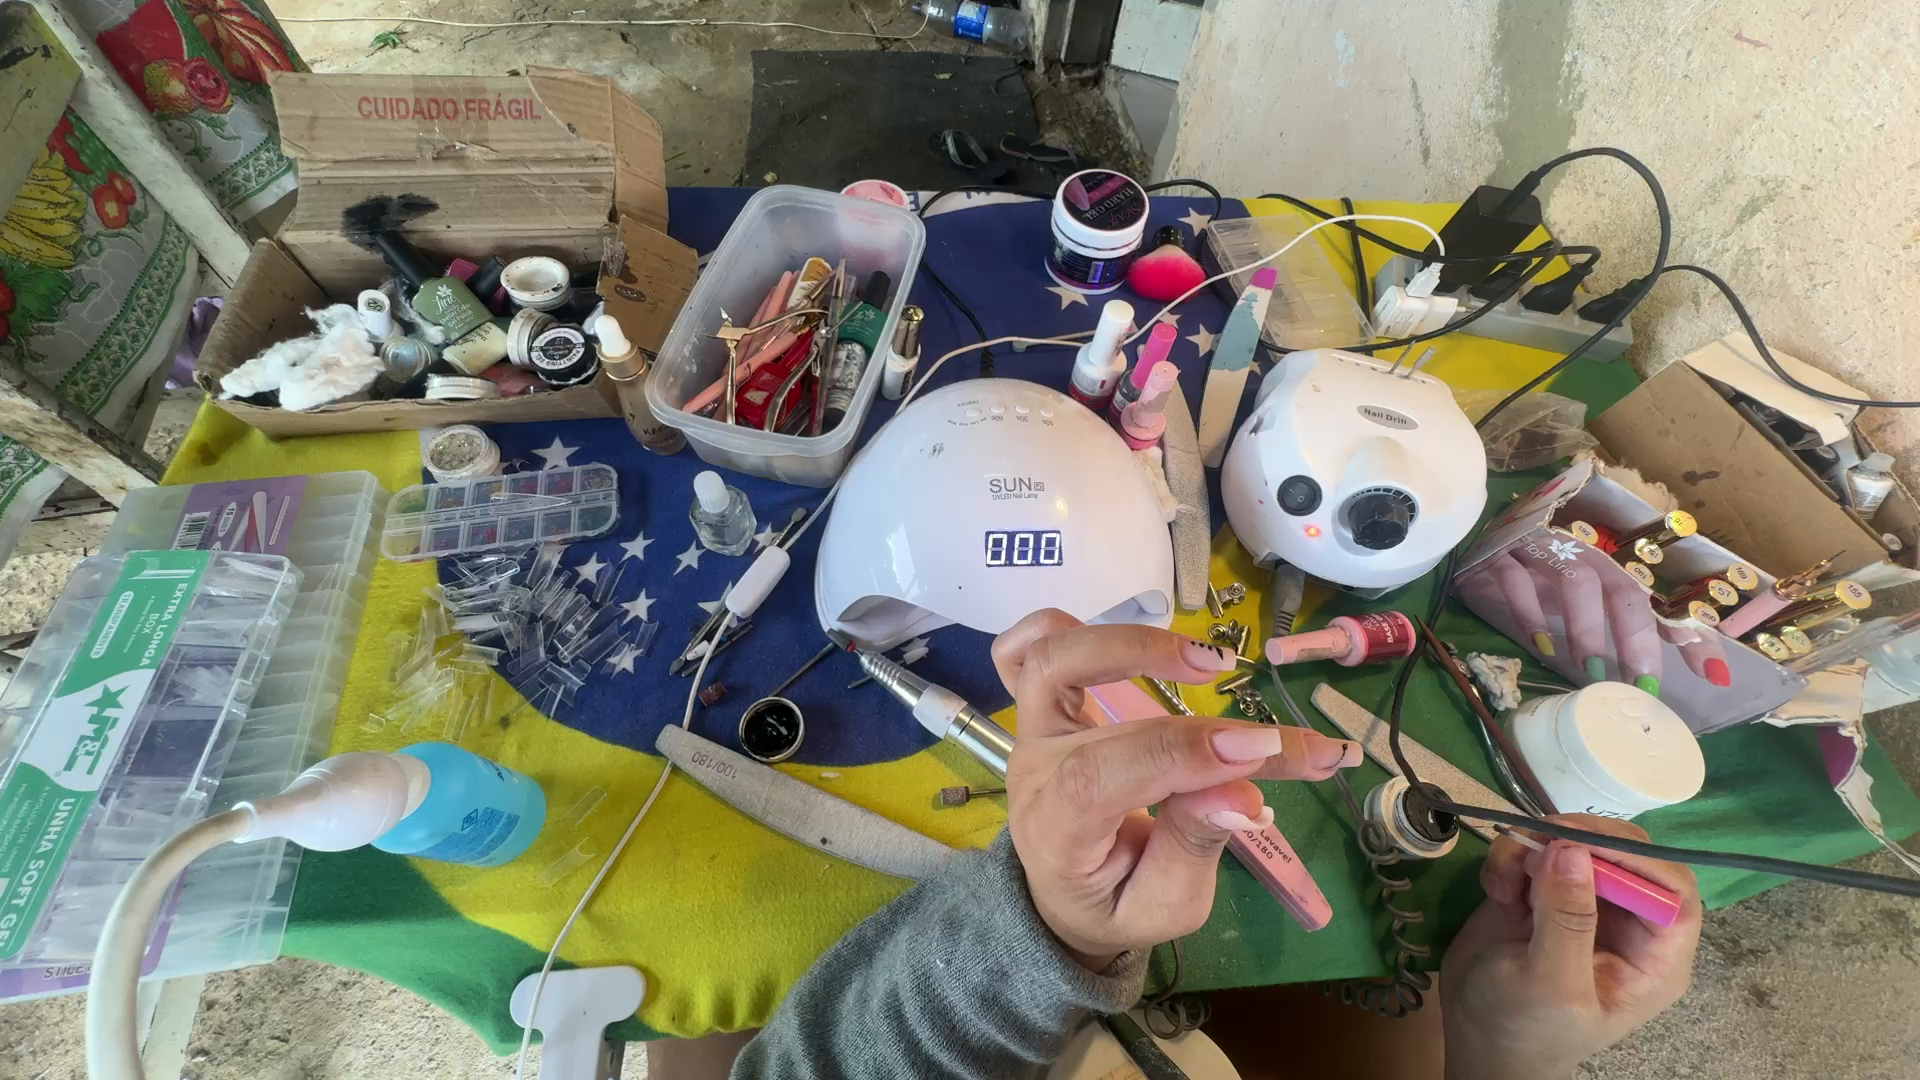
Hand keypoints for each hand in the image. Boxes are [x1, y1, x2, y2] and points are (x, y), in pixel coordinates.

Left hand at [989, 609, 1362, 971]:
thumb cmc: (1114, 901)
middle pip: (1080, 699)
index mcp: (1055, 827)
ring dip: (1126, 642)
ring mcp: (1032, 727)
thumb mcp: (1163, 907)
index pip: (1102, 774)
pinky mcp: (1039, 706)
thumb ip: (1193, 849)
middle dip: (1169, 689)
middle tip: (1246, 703)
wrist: (1062, 892)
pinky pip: (1021, 649)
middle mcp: (1034, 765)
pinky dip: (1063, 627)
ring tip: (1206, 660)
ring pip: (1048, 654)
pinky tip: (1126, 638)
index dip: (1180, 753)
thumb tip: (1241, 792)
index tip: (1263, 749)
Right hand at [1440, 815, 1702, 1079]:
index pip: (1670, 890)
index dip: (1632, 858)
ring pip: (1567, 845)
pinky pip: (1526, 851)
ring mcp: (1575, 903)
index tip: (1574, 843)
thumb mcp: (1552, 983)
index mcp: (1652, 955)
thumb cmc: (1528, 1024)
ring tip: (1502, 888)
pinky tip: (1495, 892)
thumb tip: (1570, 850)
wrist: (1476, 1029)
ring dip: (1526, 851)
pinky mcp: (1533, 890)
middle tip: (1530, 840)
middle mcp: (1621, 922)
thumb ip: (1566, 920)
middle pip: (1620, 854)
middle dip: (1575, 840)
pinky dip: (1504, 860)